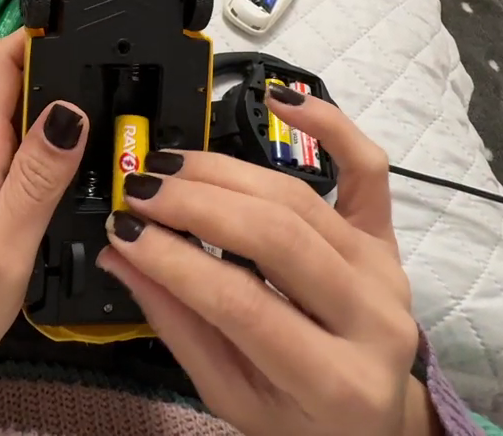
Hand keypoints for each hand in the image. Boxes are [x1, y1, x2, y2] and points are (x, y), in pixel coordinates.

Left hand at [0, 31, 88, 433]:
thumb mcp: (3, 248)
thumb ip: (38, 178)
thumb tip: (71, 110)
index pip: (1, 59)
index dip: (41, 35)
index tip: (89, 32)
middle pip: (12, 81)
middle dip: (62, 74)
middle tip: (121, 91)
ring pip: (12, 115)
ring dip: (55, 111)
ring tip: (107, 130)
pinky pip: (6, 146)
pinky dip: (40, 145)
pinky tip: (68, 169)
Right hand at [97, 86, 441, 435]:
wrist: (376, 420)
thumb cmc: (298, 417)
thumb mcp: (231, 395)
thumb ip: (176, 323)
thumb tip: (116, 254)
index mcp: (335, 382)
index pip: (243, 304)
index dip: (175, 260)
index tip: (122, 230)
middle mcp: (372, 319)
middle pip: (275, 235)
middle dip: (195, 203)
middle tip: (140, 189)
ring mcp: (384, 268)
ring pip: (295, 197)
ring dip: (223, 170)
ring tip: (168, 164)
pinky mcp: (386, 235)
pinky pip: (366, 167)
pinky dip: (328, 123)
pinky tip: (277, 98)